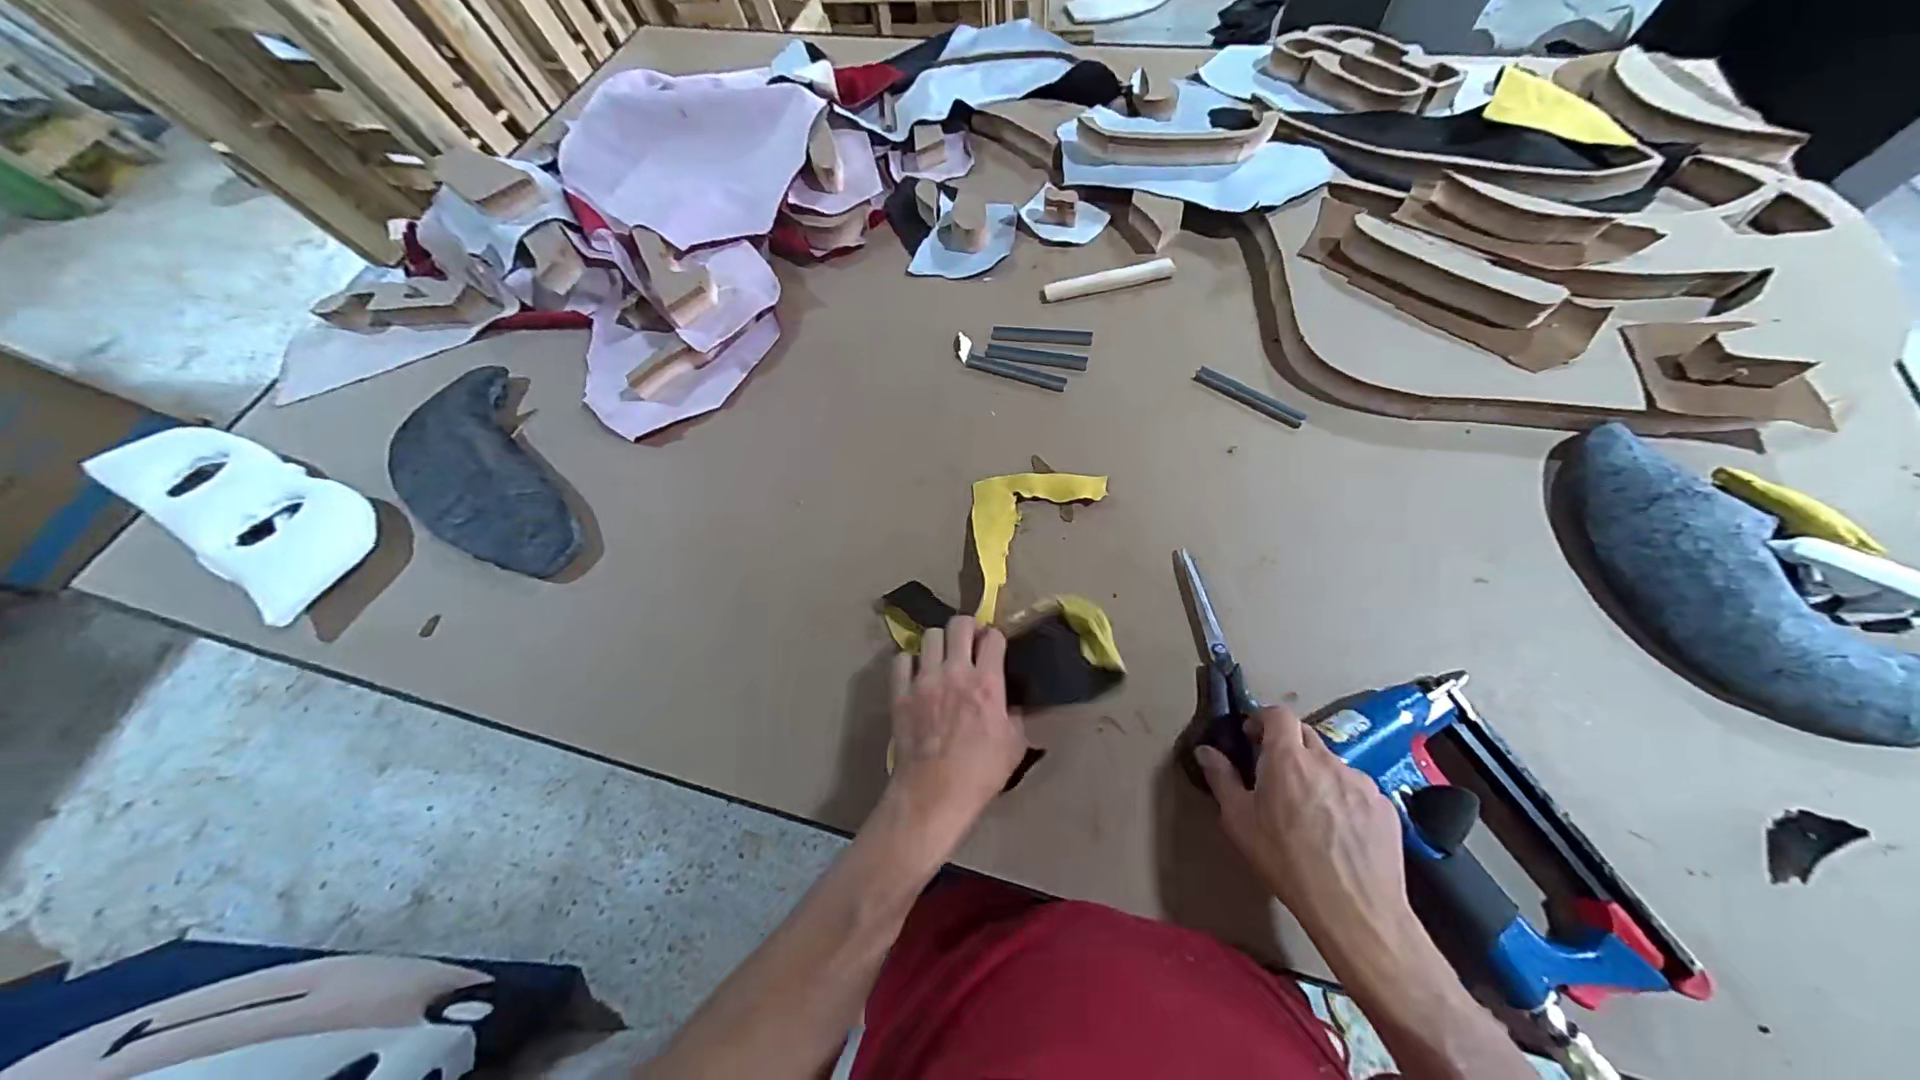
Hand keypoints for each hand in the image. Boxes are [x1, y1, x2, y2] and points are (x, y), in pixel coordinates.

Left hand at [884, 616, 1028, 841]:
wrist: (934, 792)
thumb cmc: (980, 773)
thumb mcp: (1015, 745)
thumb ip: (1014, 716)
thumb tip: (1009, 704)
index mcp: (986, 683)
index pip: (993, 638)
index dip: (996, 638)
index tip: (994, 647)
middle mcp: (955, 672)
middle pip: (959, 625)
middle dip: (967, 627)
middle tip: (969, 642)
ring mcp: (924, 680)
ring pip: (929, 636)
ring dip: (939, 643)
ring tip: (942, 657)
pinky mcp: (900, 692)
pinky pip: (901, 660)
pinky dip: (910, 662)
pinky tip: (916, 673)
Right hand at [1195, 707, 1409, 935]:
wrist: (1355, 909)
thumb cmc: (1287, 862)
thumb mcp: (1239, 822)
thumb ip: (1221, 779)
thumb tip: (1206, 751)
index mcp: (1288, 759)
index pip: (1278, 714)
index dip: (1263, 719)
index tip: (1253, 738)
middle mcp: (1327, 760)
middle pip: (1305, 735)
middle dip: (1288, 746)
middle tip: (1276, 776)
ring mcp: (1361, 782)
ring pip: (1332, 764)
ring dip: (1317, 775)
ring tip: (1310, 812)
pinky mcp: (1386, 805)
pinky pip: (1358, 790)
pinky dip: (1344, 798)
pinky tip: (1340, 831)